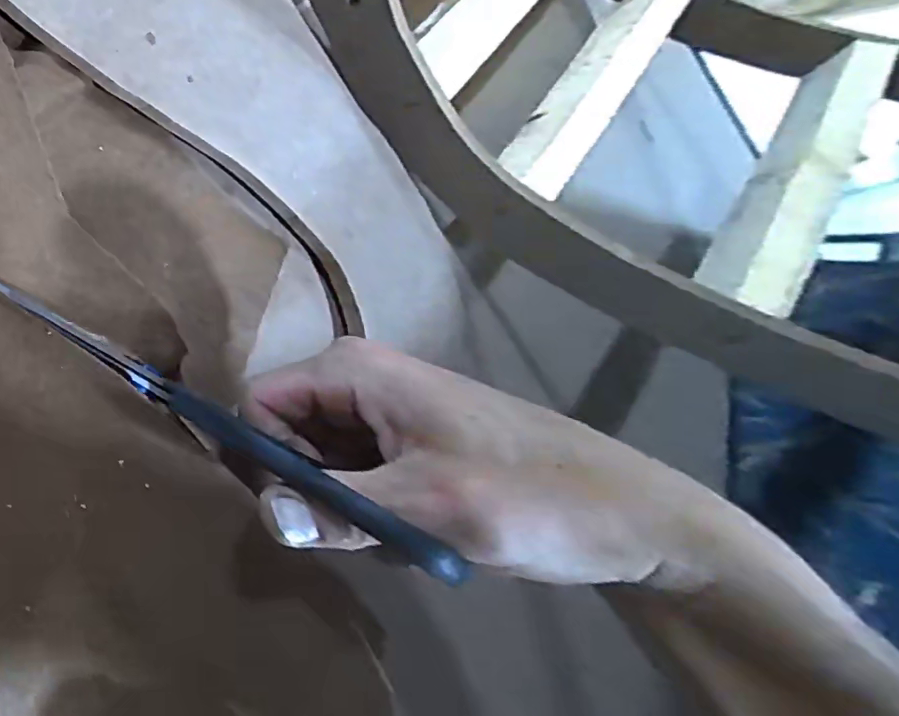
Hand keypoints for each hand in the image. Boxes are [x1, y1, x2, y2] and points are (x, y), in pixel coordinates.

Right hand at [242, 338, 733, 586]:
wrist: (639, 518)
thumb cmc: (533, 496)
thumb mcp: (431, 509)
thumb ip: (341, 510)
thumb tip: (265, 516)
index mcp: (349, 368)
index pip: (259, 402)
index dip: (269, 457)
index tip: (314, 509)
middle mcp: (353, 373)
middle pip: (284, 427)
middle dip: (312, 484)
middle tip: (365, 527)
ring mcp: (377, 401)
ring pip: (315, 450)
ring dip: (343, 499)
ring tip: (399, 529)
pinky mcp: (398, 429)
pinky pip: (348, 461)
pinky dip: (366, 500)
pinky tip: (412, 525)